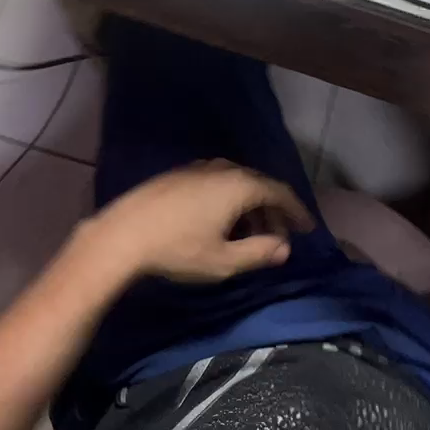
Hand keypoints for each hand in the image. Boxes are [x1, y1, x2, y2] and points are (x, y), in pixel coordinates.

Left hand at [75, 161, 314, 282]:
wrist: (122, 235)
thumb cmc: (178, 249)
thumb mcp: (223, 261)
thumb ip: (259, 253)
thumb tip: (284, 248)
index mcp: (239, 184)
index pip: (279, 191)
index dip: (296, 211)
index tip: (307, 229)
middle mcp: (222, 168)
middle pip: (258, 185)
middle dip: (272, 211)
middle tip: (279, 238)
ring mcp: (198, 168)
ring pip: (236, 183)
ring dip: (249, 207)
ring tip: (250, 236)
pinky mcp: (178, 175)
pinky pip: (217, 183)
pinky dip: (229, 201)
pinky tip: (221, 223)